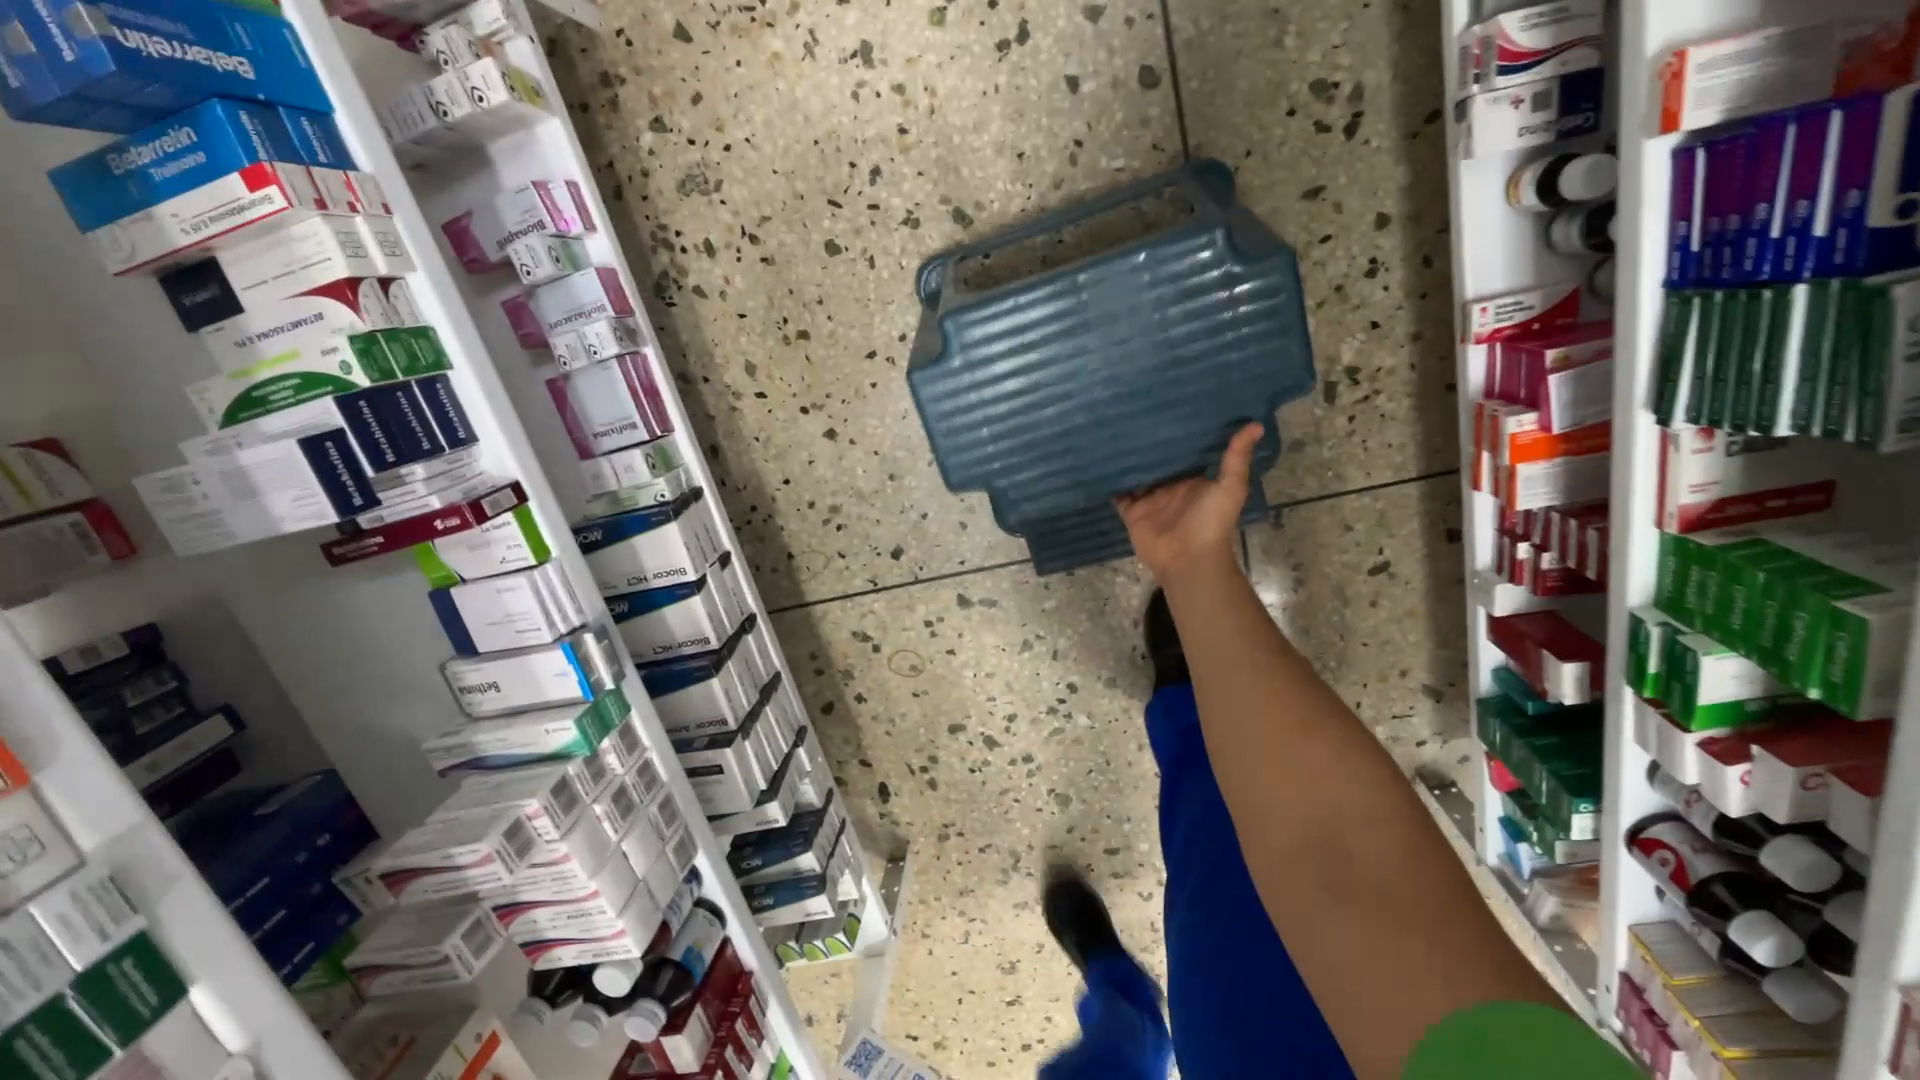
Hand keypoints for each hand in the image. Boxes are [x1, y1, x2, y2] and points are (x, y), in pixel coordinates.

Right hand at [1114, 422, 1262, 585]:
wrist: (1188, 559)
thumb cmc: (1211, 522)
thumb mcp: (1231, 486)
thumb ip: (1237, 457)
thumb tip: (1256, 424)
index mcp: (1192, 478)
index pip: (1183, 450)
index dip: (1177, 432)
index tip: (1169, 406)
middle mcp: (1169, 486)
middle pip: (1156, 461)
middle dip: (1147, 442)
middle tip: (1135, 411)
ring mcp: (1149, 499)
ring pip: (1135, 474)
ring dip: (1127, 458)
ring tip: (1114, 429)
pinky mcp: (1132, 512)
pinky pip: (1118, 493)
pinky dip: (1110, 480)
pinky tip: (1101, 459)